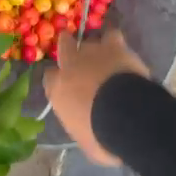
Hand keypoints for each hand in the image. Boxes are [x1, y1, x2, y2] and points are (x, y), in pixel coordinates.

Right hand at [44, 30, 150, 165]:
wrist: (125, 116)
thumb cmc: (101, 135)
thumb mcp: (83, 139)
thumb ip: (78, 123)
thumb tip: (84, 123)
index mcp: (58, 88)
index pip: (50, 77)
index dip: (60, 81)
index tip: (68, 88)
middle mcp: (70, 64)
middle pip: (64, 45)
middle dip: (70, 49)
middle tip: (82, 60)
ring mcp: (92, 51)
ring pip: (90, 40)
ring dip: (97, 50)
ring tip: (108, 60)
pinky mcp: (114, 46)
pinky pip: (112, 36)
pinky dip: (116, 42)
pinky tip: (122, 50)